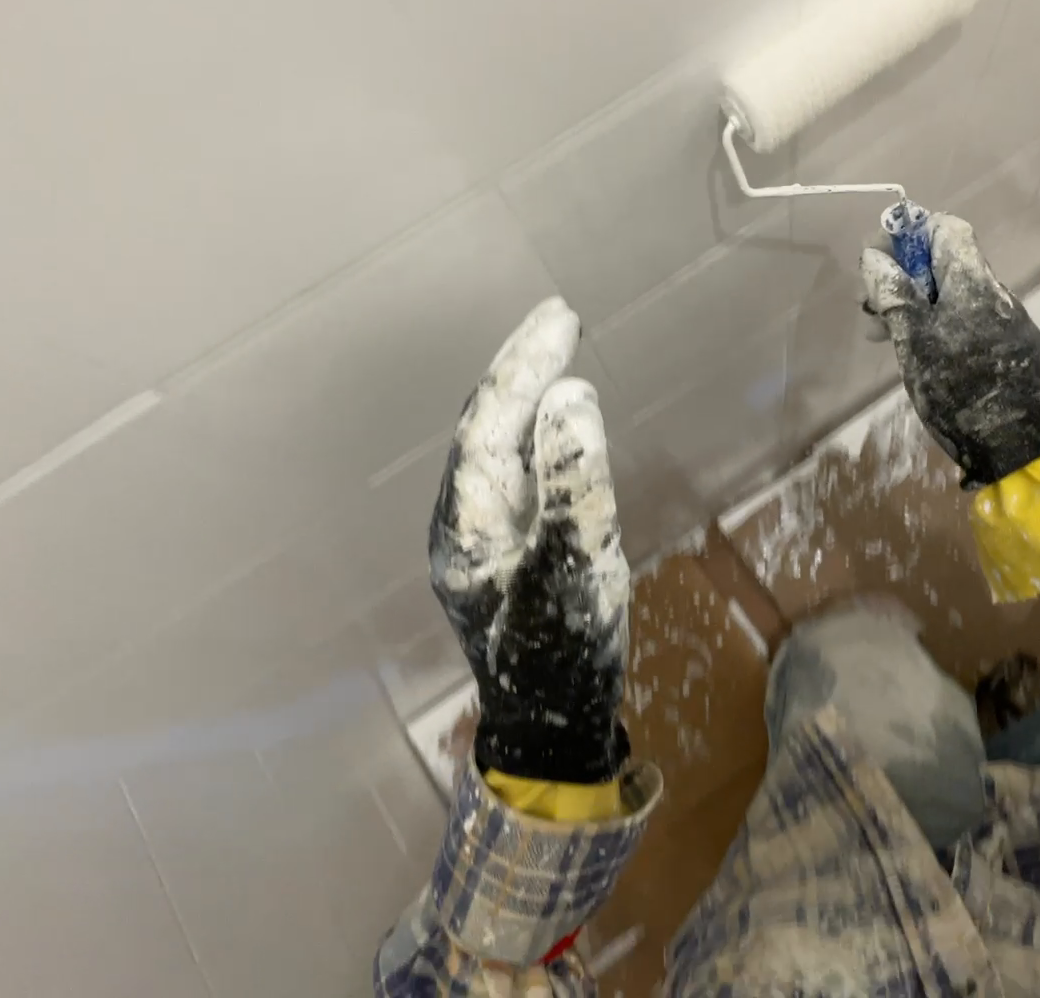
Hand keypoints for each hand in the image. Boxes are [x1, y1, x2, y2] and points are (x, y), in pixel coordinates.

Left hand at [429, 298, 630, 783]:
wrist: (552, 723)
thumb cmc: (562, 657)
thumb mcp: (576, 574)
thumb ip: (573, 487)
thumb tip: (571, 396)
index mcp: (466, 525)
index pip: (489, 426)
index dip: (523, 369)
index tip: (560, 320)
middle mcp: (463, 518)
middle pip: (485, 427)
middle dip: (518, 368)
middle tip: (558, 316)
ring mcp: (483, 530)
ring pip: (497, 445)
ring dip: (524, 391)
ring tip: (553, 344)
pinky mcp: (508, 540)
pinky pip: (519, 469)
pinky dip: (536, 429)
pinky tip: (553, 409)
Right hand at [861, 213, 1039, 486]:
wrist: (1010, 443)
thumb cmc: (956, 386)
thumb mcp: (913, 339)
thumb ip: (894, 294)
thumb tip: (875, 257)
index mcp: (973, 282)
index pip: (946, 229)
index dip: (910, 234)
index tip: (878, 256)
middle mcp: (994, 294)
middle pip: (945, 264)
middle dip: (902, 275)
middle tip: (867, 304)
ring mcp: (1003, 323)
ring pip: (951, 297)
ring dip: (913, 304)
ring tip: (879, 332)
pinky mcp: (1005, 350)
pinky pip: (963, 322)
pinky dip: (933, 326)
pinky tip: (912, 350)